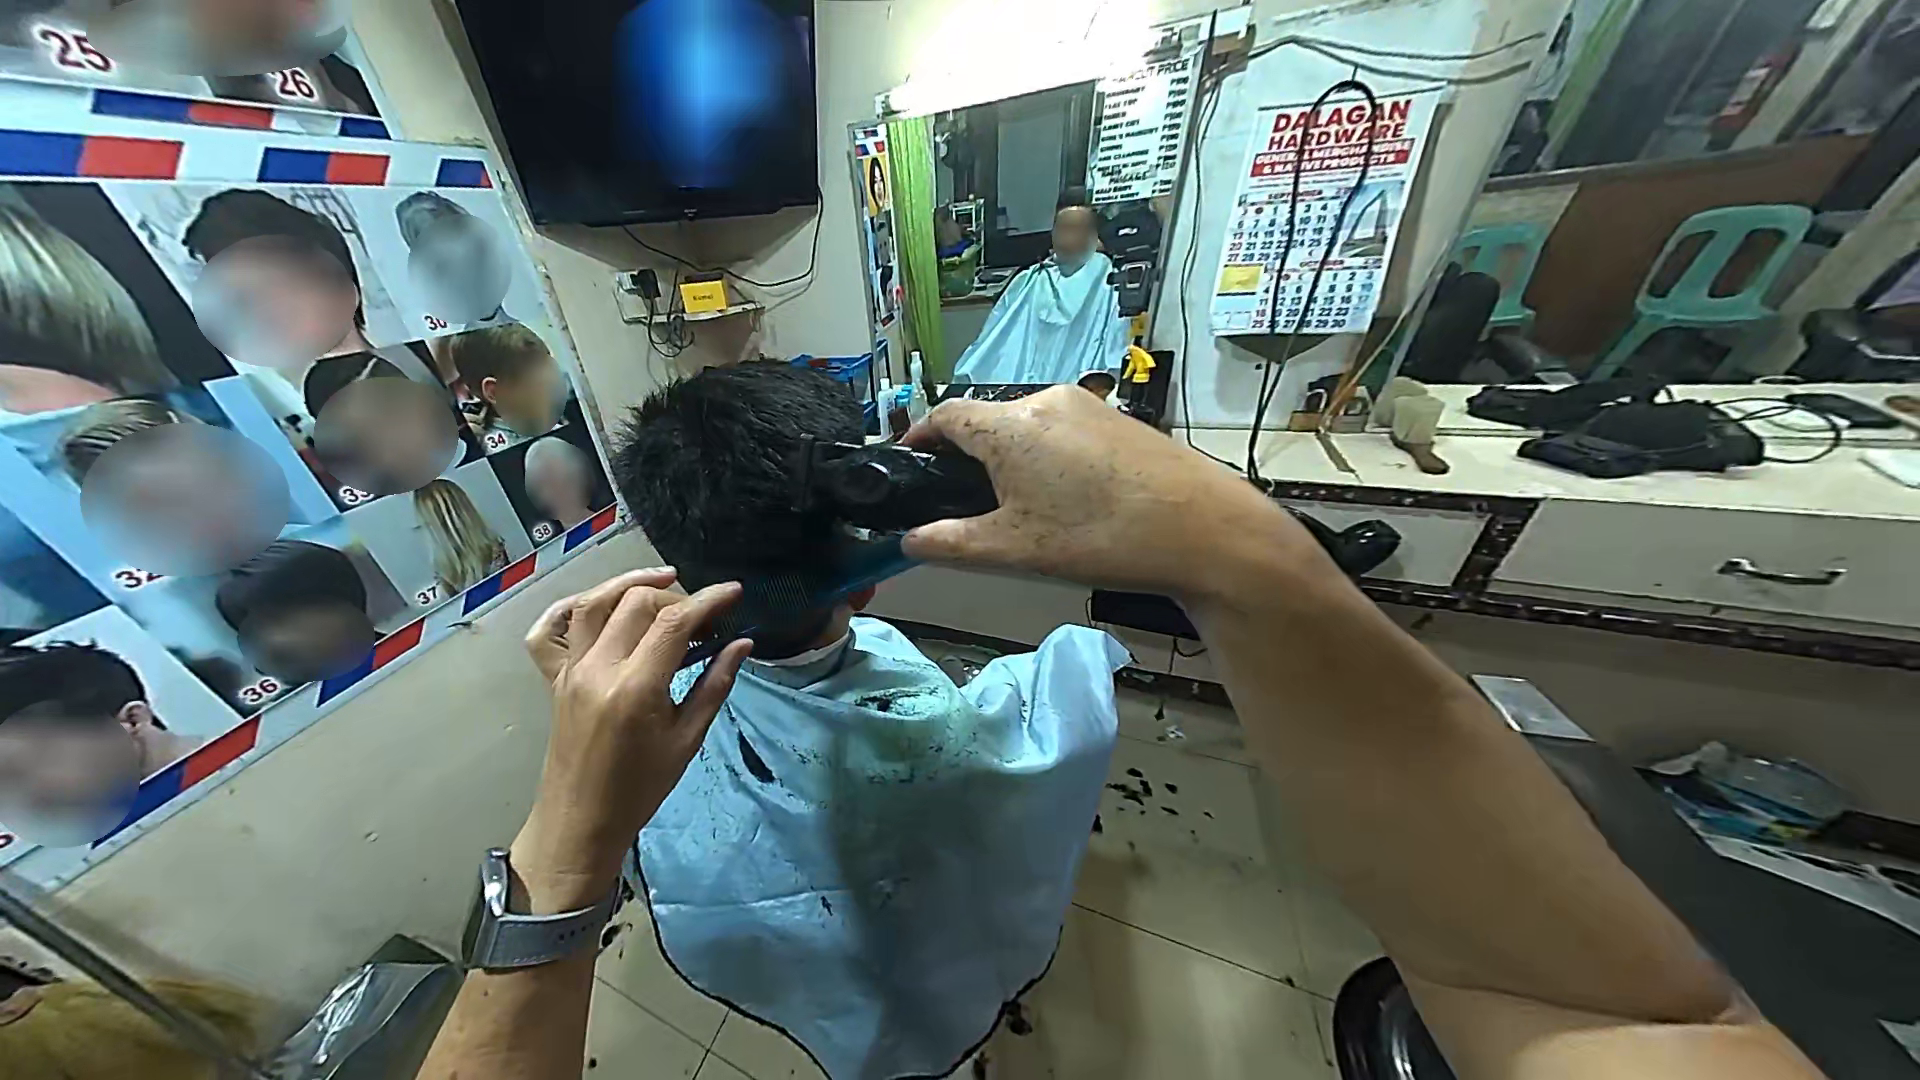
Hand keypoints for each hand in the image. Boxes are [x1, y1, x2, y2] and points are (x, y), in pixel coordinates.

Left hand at [513, 577, 752, 909]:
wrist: (579, 823)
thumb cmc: (641, 786)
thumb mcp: (689, 738)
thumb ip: (716, 683)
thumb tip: (744, 643)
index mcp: (635, 688)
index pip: (674, 622)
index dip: (709, 600)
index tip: (735, 592)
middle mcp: (597, 669)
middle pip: (637, 603)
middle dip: (679, 597)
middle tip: (707, 617)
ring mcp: (569, 671)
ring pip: (593, 603)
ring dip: (632, 584)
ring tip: (667, 581)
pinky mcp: (554, 678)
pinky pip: (548, 631)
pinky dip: (572, 606)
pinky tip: (602, 601)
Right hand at [899, 386, 1323, 602]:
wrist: (1203, 530)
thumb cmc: (1098, 537)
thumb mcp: (1013, 549)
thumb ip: (950, 544)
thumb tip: (910, 541)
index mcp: (1009, 424)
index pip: (944, 415)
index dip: (919, 436)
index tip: (911, 462)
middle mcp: (1045, 399)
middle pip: (986, 420)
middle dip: (967, 454)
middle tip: (965, 499)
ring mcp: (1087, 405)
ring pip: (1026, 424)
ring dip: (1008, 455)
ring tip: (1018, 502)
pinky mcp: (1118, 418)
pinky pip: (1063, 429)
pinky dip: (1046, 454)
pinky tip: (1065, 492)